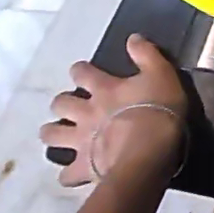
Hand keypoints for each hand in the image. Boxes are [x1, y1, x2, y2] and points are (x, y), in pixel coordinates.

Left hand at [39, 34, 187, 185]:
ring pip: (52, 135)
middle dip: (61, 103)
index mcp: (103, 89)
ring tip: (60, 135)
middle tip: (71, 106)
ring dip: (53, 134)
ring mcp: (81, 141)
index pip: (82, 73)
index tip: (82, 72)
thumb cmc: (159, 109)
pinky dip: (68, 174)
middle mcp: (85, 112)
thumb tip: (132, 37)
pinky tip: (73, 174)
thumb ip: (146, 54)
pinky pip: (67, 175)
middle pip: (60, 103)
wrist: (150, 152)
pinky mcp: (84, 167)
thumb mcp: (161, 73)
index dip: (80, 71)